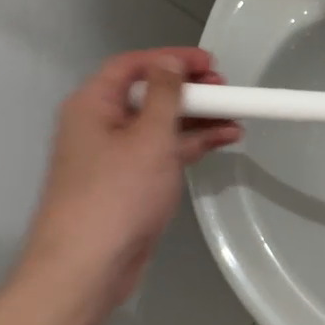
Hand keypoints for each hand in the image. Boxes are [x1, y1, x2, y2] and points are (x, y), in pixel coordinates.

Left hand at [19, 48, 240, 317]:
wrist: (88, 266)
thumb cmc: (117, 194)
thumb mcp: (148, 137)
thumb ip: (165, 95)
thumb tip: (170, 63)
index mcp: (93, 105)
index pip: (133, 65)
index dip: (172, 59)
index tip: (212, 63)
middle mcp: (101, 125)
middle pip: (150, 94)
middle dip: (191, 90)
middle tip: (227, 91)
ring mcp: (116, 156)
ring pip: (161, 124)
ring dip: (198, 118)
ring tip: (237, 116)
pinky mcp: (130, 182)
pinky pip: (164, 151)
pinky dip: (192, 144)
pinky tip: (224, 140)